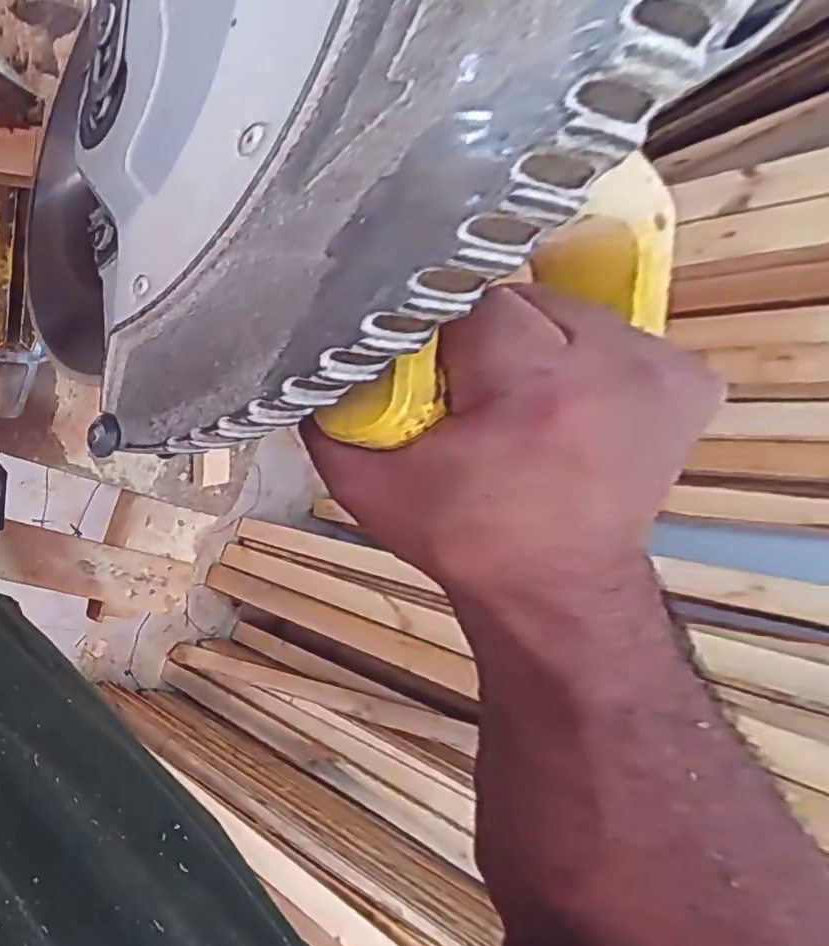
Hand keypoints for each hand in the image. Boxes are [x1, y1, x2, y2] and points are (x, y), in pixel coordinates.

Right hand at [302, 285, 722, 595]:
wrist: (548, 582)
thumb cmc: (451, 534)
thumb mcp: (360, 482)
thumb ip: (330, 419)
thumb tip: (319, 373)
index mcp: (535, 390)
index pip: (476, 303)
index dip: (429, 324)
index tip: (406, 358)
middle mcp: (618, 366)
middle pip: (525, 299)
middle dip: (472, 331)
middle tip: (442, 380)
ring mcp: (665, 369)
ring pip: (567, 311)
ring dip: (520, 340)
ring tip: (494, 393)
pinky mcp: (690, 379)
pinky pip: (608, 336)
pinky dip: (566, 356)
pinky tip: (543, 401)